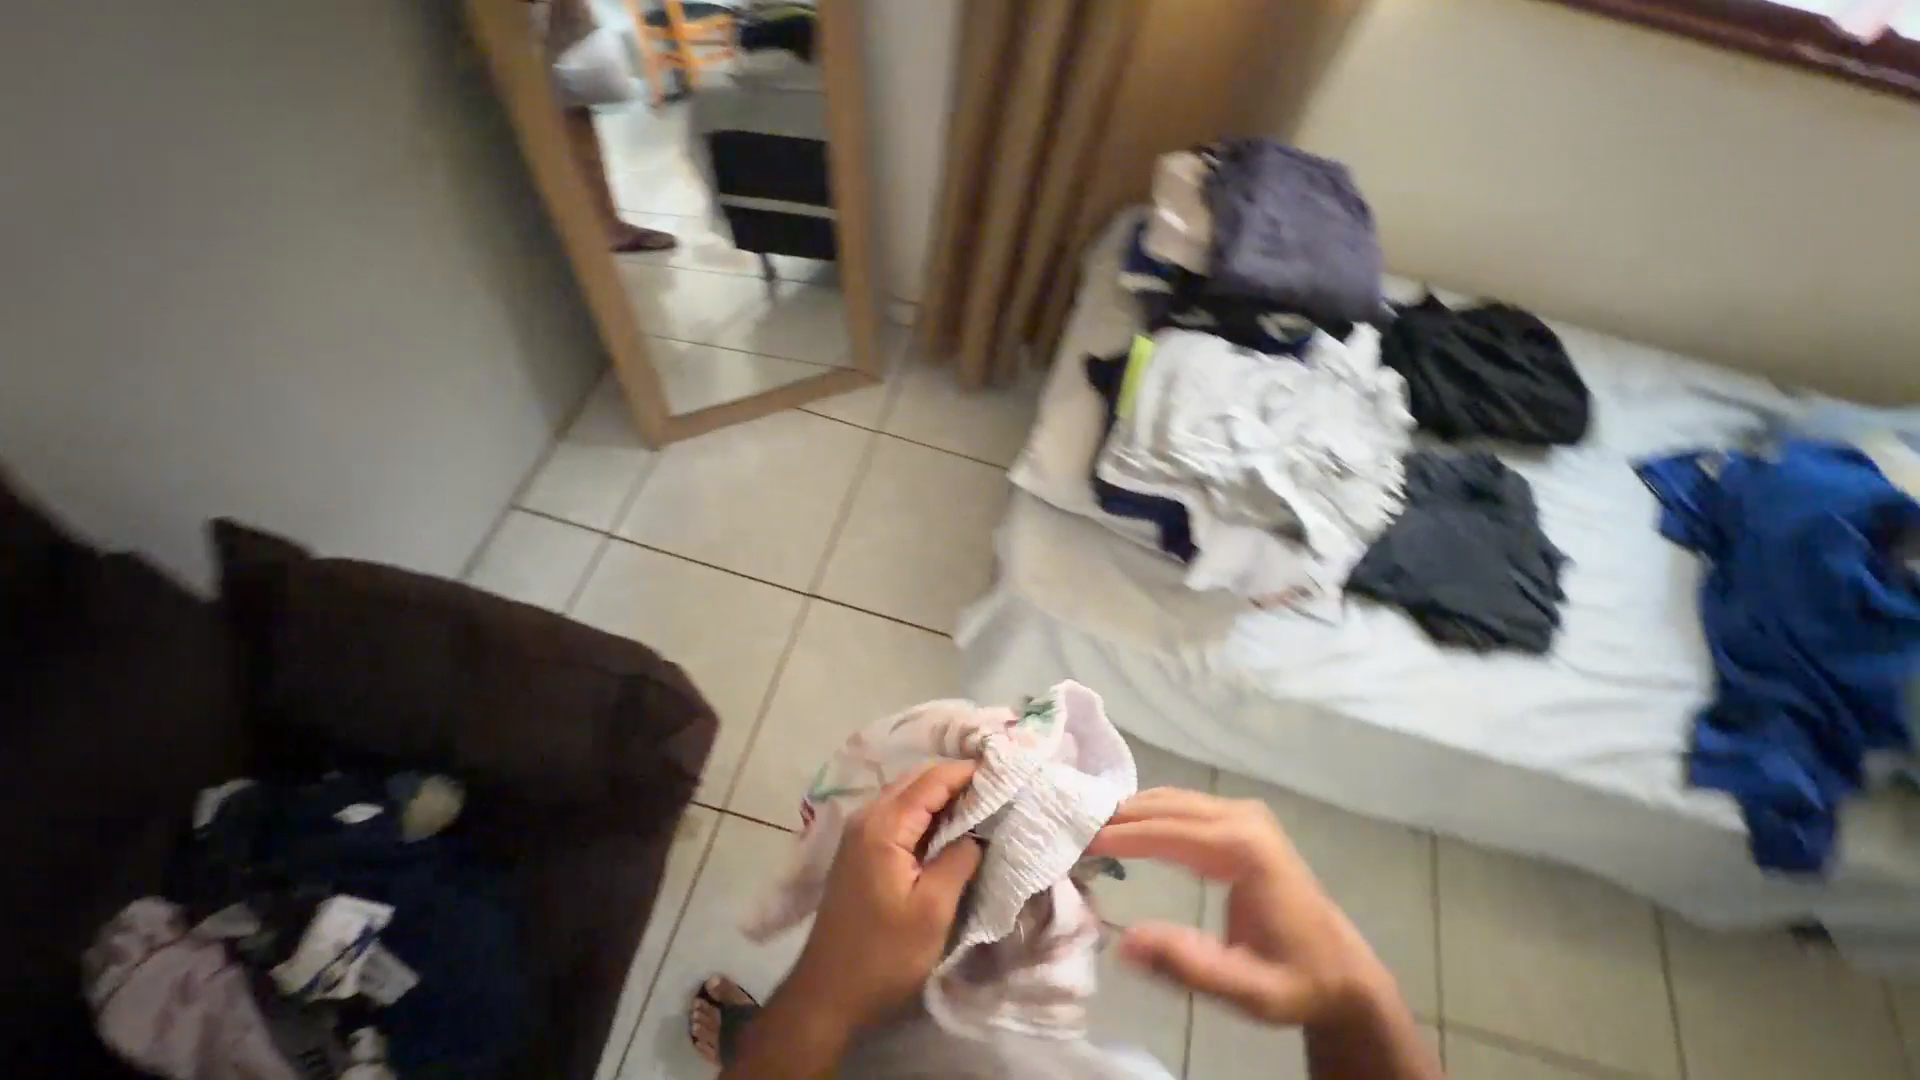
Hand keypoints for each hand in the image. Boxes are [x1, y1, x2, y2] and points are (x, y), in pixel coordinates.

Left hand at [784, 762, 984, 1034]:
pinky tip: (948, 829)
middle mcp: (866, 818)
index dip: (968, 772)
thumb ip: (958, 861)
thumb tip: (977, 833)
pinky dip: (925, 813)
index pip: (932, 780)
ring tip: (981, 804)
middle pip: (916, 780)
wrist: (827, 995)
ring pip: (906, 796)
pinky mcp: (859, 852)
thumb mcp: (933, 912)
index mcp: (883, 826)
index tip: (1006, 771)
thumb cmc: (884, 956)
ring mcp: (858, 834)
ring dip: (940, 796)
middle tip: (998, 787)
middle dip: (956, 779)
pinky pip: (897, 815)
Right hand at [1088, 788, 1394, 1029]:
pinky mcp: (1241, 820)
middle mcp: (1243, 818)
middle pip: (1166, 805)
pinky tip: (1125, 828)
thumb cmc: (1295, 981)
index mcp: (1244, 849)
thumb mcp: (1246, 990)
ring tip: (1089, 831)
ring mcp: (1244, 814)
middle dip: (1118, 817)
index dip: (1122, 835)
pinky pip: (1184, 805)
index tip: (1081, 842)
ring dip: (1131, 812)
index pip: (1168, 830)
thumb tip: (1124, 942)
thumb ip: (1188, 966)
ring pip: (1172, 799)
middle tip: (1072, 832)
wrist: (1342, 972)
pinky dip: (1150, 813)